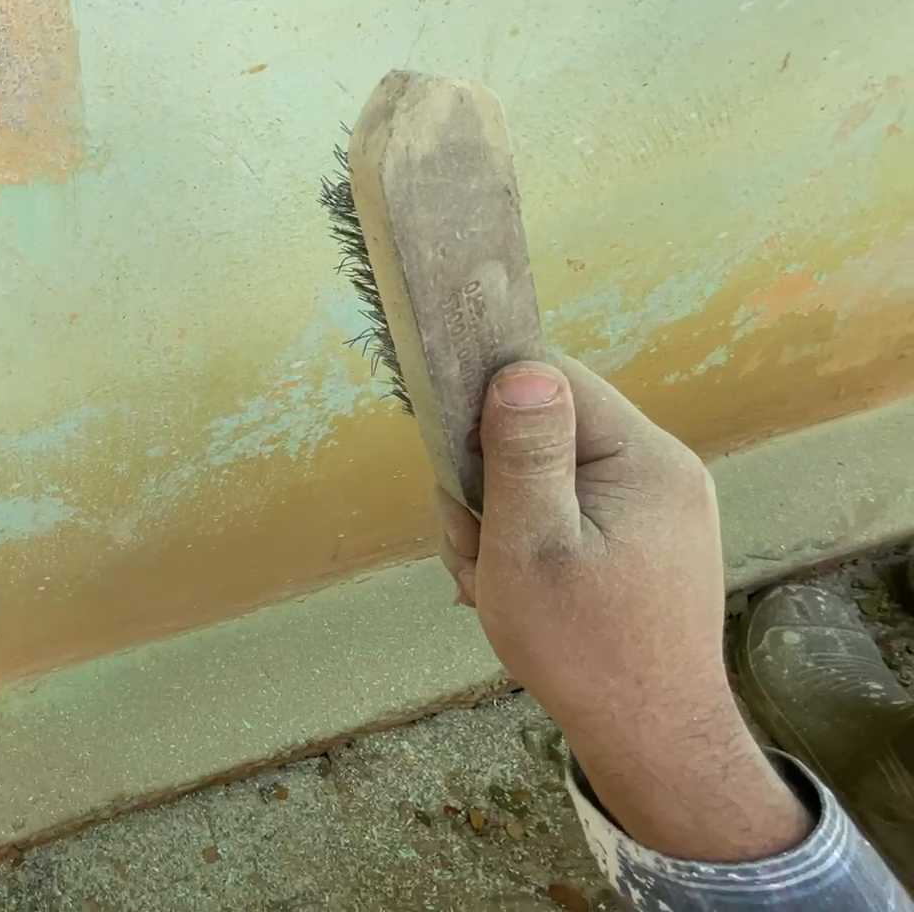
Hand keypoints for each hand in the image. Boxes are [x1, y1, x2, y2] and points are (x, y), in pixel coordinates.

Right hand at [435, 358, 809, 861]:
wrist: (644, 734)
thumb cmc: (578, 641)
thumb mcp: (530, 542)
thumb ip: (525, 453)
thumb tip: (521, 369)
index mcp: (642, 459)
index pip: (554, 379)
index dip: (488, 398)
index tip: (450, 450)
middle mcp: (653, 468)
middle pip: (535, 427)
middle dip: (481, 476)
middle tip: (470, 540)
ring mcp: (641, 502)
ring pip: (530, 469)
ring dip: (488, 514)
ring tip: (484, 572)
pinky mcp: (625, 530)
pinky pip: (547, 504)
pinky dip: (510, 535)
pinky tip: (500, 579)